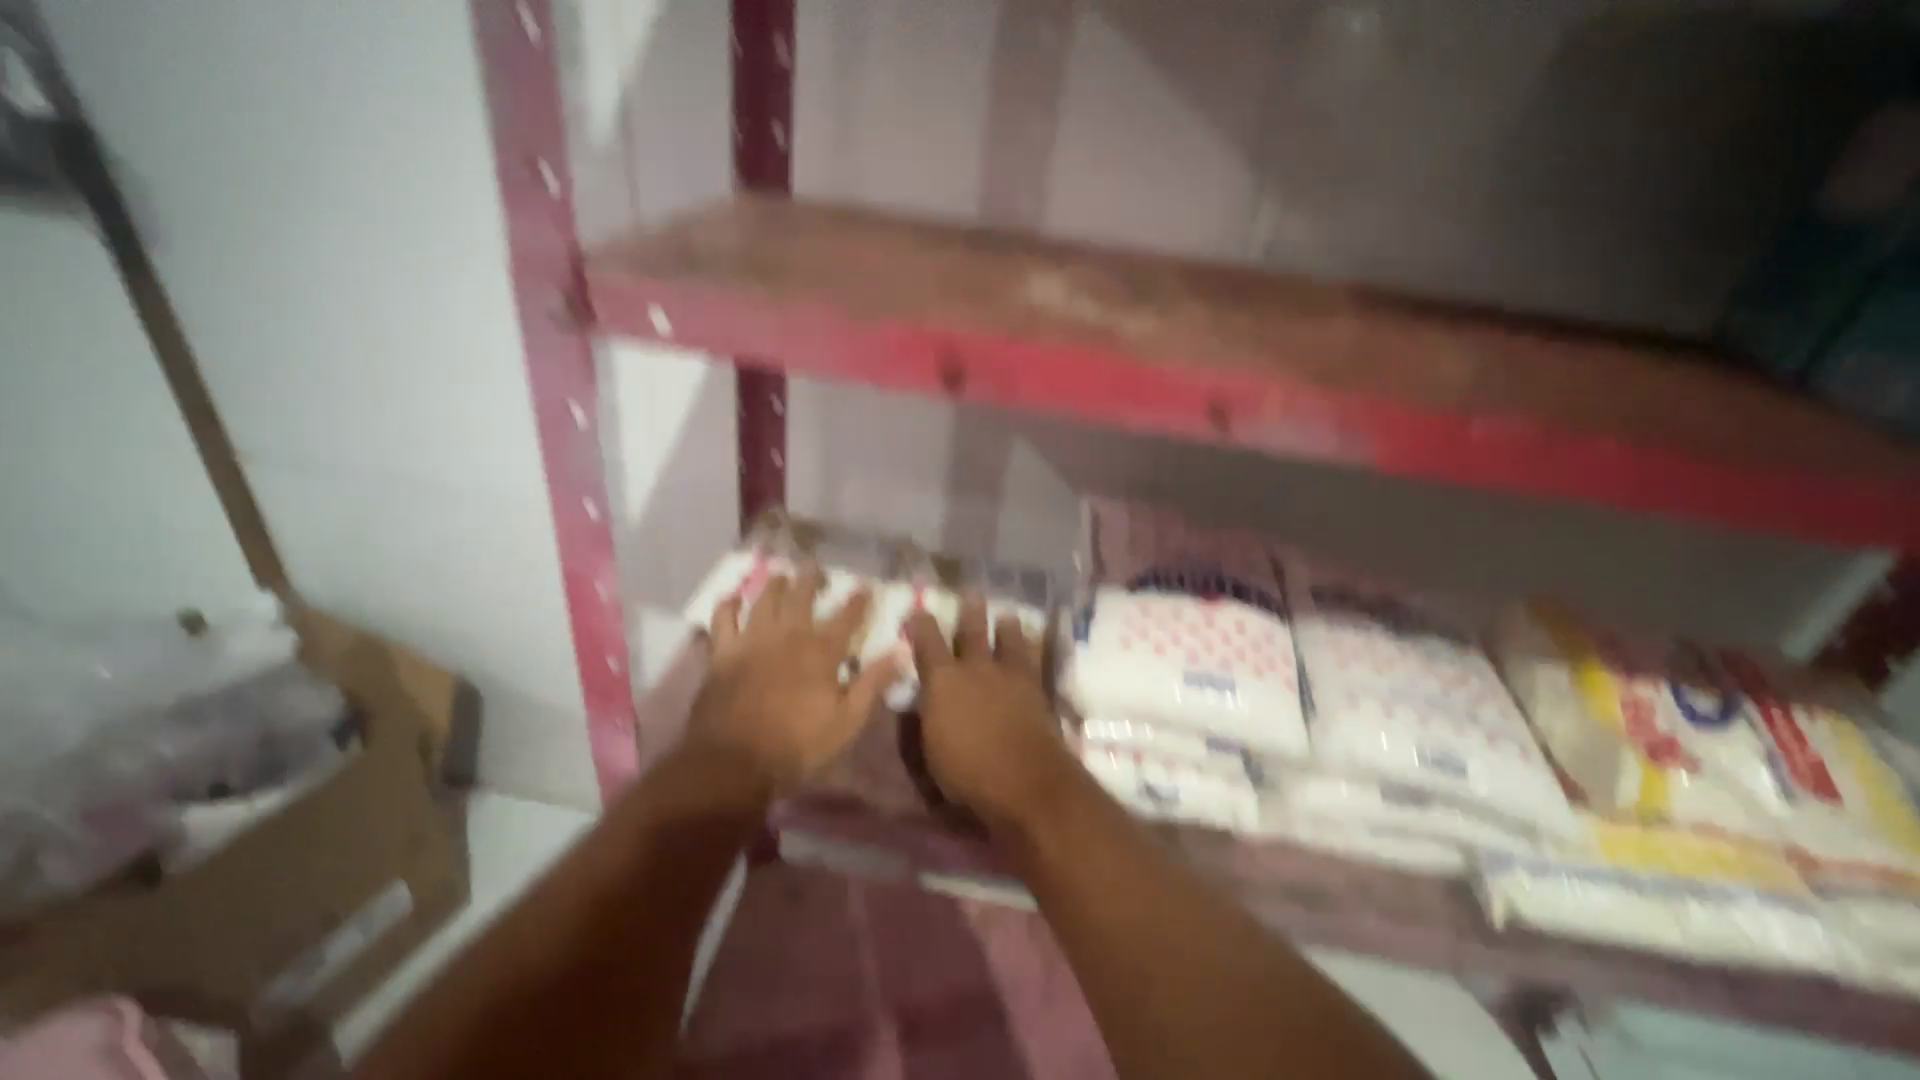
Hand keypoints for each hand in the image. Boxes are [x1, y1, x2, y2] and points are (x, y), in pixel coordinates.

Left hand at [690, 565, 898, 788]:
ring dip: (774, 585)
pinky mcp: (722, 654)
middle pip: (801, 597)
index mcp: (822, 652)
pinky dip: (727, 605)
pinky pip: (723, 620)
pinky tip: (732, 597)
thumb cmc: (797, 745)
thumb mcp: (847, 721)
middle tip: (815, 566)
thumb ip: (872, 683)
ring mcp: (752, 641)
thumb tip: (900, 652)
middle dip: (811, 580)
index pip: (847, 617)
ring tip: (781, 574)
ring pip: (764, 600)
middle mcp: (788, 636)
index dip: (858, 600)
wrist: (734, 760)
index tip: (866, 586)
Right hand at [906, 596, 1077, 830]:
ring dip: (1007, 627)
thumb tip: (929, 702)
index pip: (928, 642)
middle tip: (973, 595)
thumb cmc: (967, 772)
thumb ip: (930, 717)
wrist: (1025, 779)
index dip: (922, 624)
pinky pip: (1033, 660)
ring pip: (1009, 639)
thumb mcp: (931, 748)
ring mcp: (1011, 676)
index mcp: (943, 680)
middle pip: (972, 631)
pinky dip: (1031, 651)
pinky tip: (1032, 650)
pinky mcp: (1038, 690)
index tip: (919, 611)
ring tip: (1008, 617)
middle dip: (970, 612)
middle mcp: (976, 668)